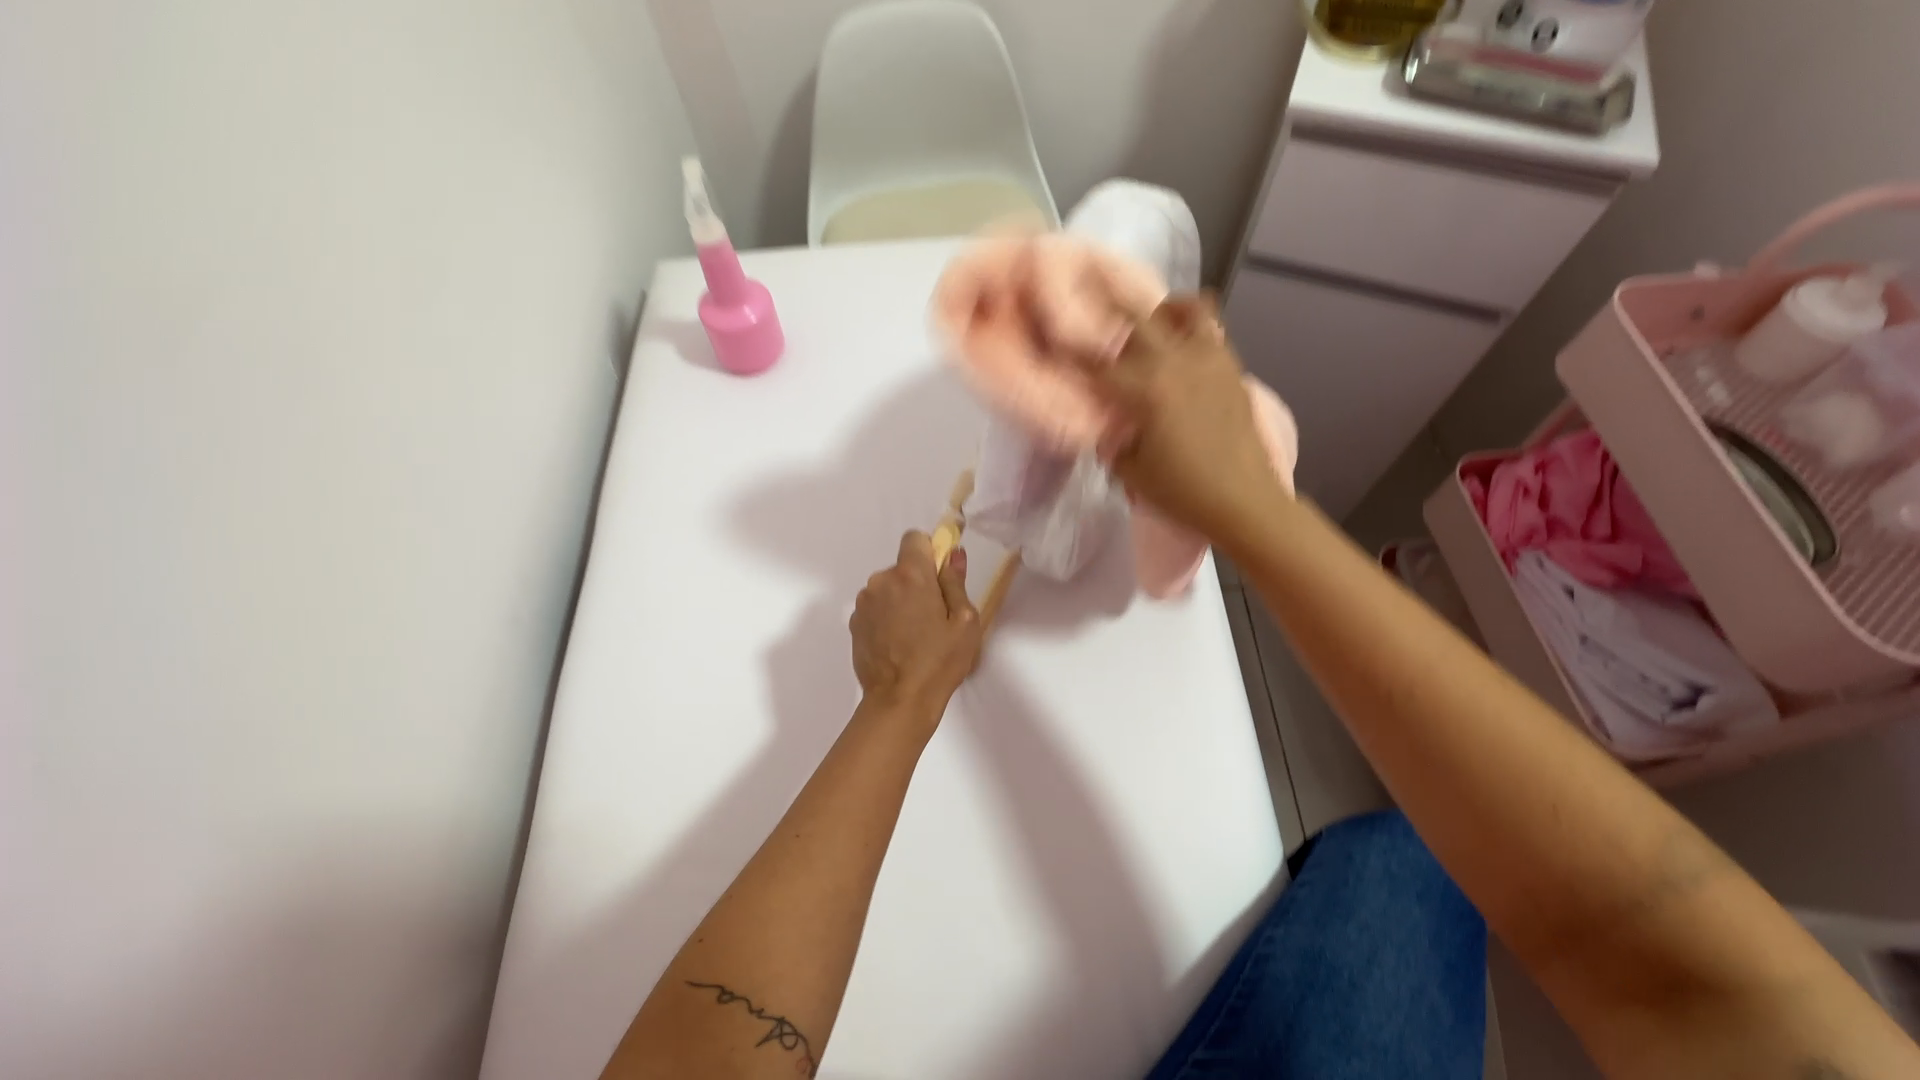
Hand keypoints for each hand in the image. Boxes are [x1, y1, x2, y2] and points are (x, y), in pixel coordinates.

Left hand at [850, 532, 984, 715]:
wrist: (899, 700)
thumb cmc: (939, 661)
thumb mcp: (964, 621)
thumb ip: (955, 582)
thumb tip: (953, 553)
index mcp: (910, 576)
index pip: (915, 538)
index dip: (930, 551)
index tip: (940, 574)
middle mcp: (881, 582)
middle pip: (902, 567)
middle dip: (918, 582)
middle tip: (934, 615)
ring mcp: (863, 604)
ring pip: (887, 589)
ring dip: (900, 601)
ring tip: (915, 634)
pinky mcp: (854, 624)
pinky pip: (875, 608)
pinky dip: (886, 618)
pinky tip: (898, 644)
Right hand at [1088, 293, 1285, 542]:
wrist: (1245, 501)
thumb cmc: (1183, 492)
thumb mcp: (1129, 471)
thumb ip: (1109, 439)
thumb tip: (1101, 420)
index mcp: (1143, 388)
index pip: (1091, 360)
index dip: (1067, 354)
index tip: (1054, 352)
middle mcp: (1173, 360)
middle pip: (1130, 316)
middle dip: (1104, 319)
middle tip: (1093, 333)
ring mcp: (1206, 357)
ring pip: (1179, 307)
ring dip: (1155, 312)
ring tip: (1145, 330)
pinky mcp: (1230, 363)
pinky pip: (1209, 326)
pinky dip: (1190, 323)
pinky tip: (1178, 345)